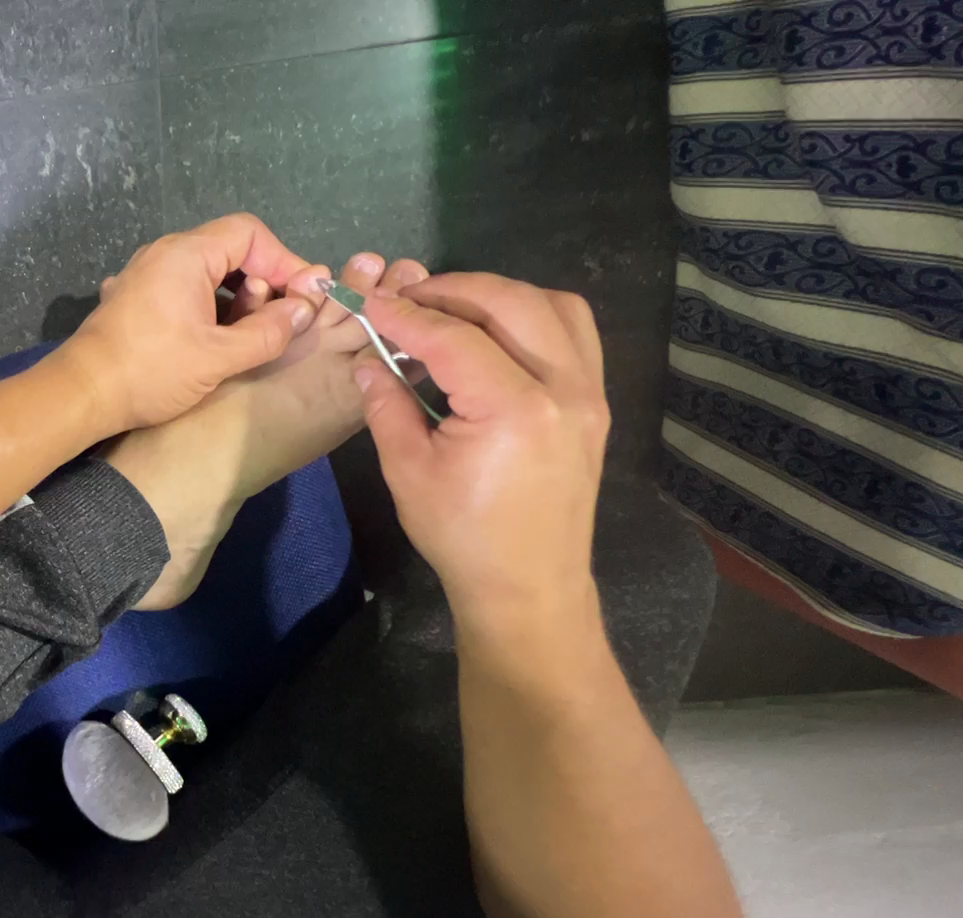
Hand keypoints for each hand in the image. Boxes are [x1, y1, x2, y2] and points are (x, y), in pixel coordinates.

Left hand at [53, 213, 324, 431]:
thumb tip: (302, 310)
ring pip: (204, 273)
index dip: (285, 260)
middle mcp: (162, 254)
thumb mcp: (217, 358)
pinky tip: (211, 340)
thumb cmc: (150, 372)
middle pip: (228, 249)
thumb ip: (267, 332)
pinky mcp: (133, 301)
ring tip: (244, 334)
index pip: (250, 233)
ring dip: (233, 299)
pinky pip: (181, 290)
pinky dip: (206, 307)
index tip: (303, 296)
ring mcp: (143, 276)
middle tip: (274, 319)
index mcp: (185, 254)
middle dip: (260, 281)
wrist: (81, 394)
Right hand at [356, 273, 609, 620]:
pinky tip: (495, 333)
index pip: (455, 338)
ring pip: (553, 308)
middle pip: (511, 304)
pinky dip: (532, 317)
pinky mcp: (595, 403)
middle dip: (453, 291)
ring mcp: (589, 393)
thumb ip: (387, 408)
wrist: (526, 581)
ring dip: (499, 296)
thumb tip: (367, 363)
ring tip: (452, 309)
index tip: (372, 302)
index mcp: (513, 410)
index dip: (407, 316)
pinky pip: (573, 334)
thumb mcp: (408, 472)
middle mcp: (563, 389)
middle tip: (407, 297)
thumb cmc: (460, 534)